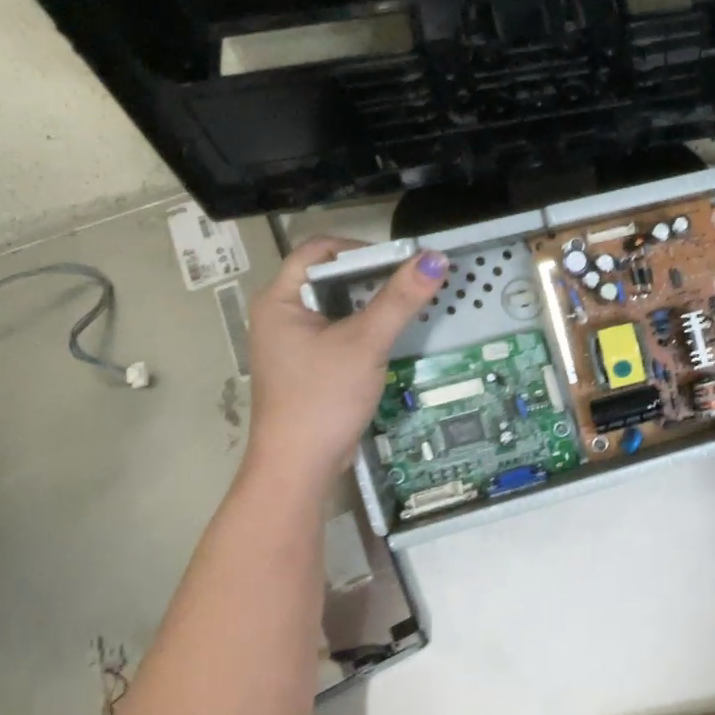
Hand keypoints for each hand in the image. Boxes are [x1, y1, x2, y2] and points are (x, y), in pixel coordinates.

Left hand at [244, 238, 447, 485]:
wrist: (299, 465)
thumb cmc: (323, 397)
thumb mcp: (366, 343)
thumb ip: (400, 299)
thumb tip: (435, 259)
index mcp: (279, 299)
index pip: (319, 250)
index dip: (361, 249)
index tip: (401, 263)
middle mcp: (280, 314)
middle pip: (330, 277)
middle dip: (372, 277)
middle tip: (412, 285)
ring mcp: (293, 342)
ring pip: (338, 306)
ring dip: (372, 304)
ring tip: (407, 308)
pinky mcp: (309, 365)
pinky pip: (340, 331)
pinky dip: (365, 328)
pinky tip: (391, 337)